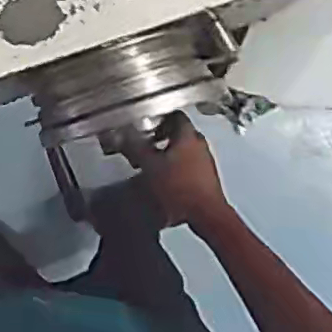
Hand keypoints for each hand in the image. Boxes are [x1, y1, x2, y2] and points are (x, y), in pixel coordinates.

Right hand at [131, 112, 232, 226]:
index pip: (174, 114)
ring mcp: (206, 162)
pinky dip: (177, 165)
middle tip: (147, 140)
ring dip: (169, 151)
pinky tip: (165, 177)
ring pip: (185, 147)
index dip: (158, 116)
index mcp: (187, 136)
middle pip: (180, 131)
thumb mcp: (149, 164)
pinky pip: (190, 164)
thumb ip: (134, 147)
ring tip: (153, 160)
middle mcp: (200, 145)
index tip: (146, 122)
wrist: (206, 216)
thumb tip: (123, 134)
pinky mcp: (207, 179)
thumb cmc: (181, 188)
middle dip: (162, 134)